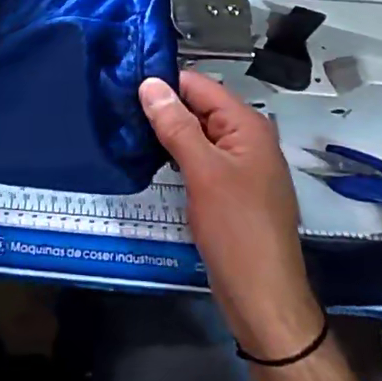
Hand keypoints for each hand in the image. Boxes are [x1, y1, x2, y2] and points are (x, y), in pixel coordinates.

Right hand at [139, 73, 323, 360]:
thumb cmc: (236, 230)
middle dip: (164, 107)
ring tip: (128, 129)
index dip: (165, 83)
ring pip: (198, 134)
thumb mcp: (203, 171)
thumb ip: (176, 125)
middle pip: (199, 107)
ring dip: (168, 132)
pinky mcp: (229, 189)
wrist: (262, 298)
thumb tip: (150, 84)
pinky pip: (201, 158)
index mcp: (247, 125)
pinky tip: (152, 159)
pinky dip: (178, 155)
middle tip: (119, 107)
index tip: (126, 84)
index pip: (200, 85)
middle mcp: (246, 139)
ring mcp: (239, 166)